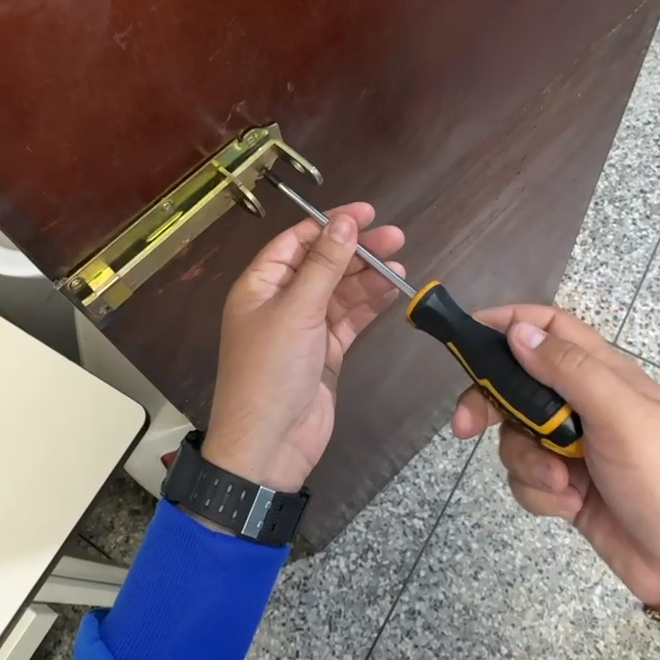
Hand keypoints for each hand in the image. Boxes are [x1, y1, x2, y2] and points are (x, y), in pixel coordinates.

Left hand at [202, 202, 405, 493]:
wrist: (270, 446)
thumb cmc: (271, 371)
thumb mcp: (296, 310)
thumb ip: (324, 265)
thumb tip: (344, 223)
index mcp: (259, 285)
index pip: (297, 241)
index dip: (330, 224)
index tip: (367, 213)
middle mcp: (280, 301)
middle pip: (322, 263)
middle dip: (356, 250)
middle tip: (395, 238)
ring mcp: (303, 328)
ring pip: (339, 291)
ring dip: (367, 277)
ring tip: (400, 264)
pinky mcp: (324, 352)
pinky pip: (348, 319)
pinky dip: (369, 305)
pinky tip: (392, 291)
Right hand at [449, 305, 659, 609]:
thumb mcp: (622, 416)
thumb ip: (568, 369)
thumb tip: (517, 331)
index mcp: (602, 374)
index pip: (548, 328)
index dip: (508, 323)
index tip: (465, 336)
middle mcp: (583, 404)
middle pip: (515, 384)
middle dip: (488, 404)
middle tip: (463, 426)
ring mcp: (573, 447)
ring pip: (515, 437)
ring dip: (528, 463)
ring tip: (562, 486)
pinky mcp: (565, 487)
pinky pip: (526, 478)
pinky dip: (539, 494)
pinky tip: (569, 507)